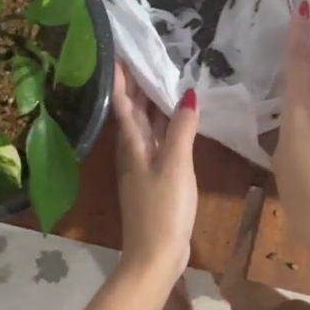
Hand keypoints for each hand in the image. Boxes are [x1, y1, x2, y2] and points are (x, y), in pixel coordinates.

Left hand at [112, 62, 198, 284]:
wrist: (155, 255)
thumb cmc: (163, 209)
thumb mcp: (175, 165)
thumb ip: (181, 129)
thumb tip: (187, 94)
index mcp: (132, 146)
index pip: (124, 104)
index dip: (123, 80)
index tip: (121, 53)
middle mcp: (133, 153)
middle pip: (134, 115)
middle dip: (139, 88)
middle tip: (148, 58)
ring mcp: (144, 169)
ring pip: (147, 129)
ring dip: (153, 106)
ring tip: (164, 79)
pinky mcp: (156, 181)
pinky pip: (159, 145)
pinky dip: (166, 129)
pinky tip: (178, 123)